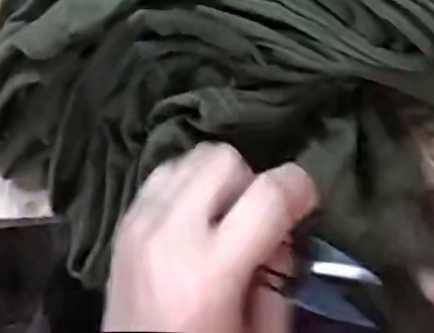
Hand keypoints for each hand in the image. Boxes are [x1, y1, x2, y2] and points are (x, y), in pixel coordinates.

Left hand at [103, 144, 318, 332]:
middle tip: (258, 218)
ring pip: (193, 156)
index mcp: (210, 270)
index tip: (307, 195)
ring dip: (217, 178)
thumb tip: (282, 229)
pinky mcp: (125, 216)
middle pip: (224, 159)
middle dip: (250, 181)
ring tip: (223, 216)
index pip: (266, 197)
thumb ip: (278, 278)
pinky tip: (194, 216)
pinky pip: (165, 171)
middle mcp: (172, 229)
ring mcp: (142, 217)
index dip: (297, 186)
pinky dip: (187, 183)